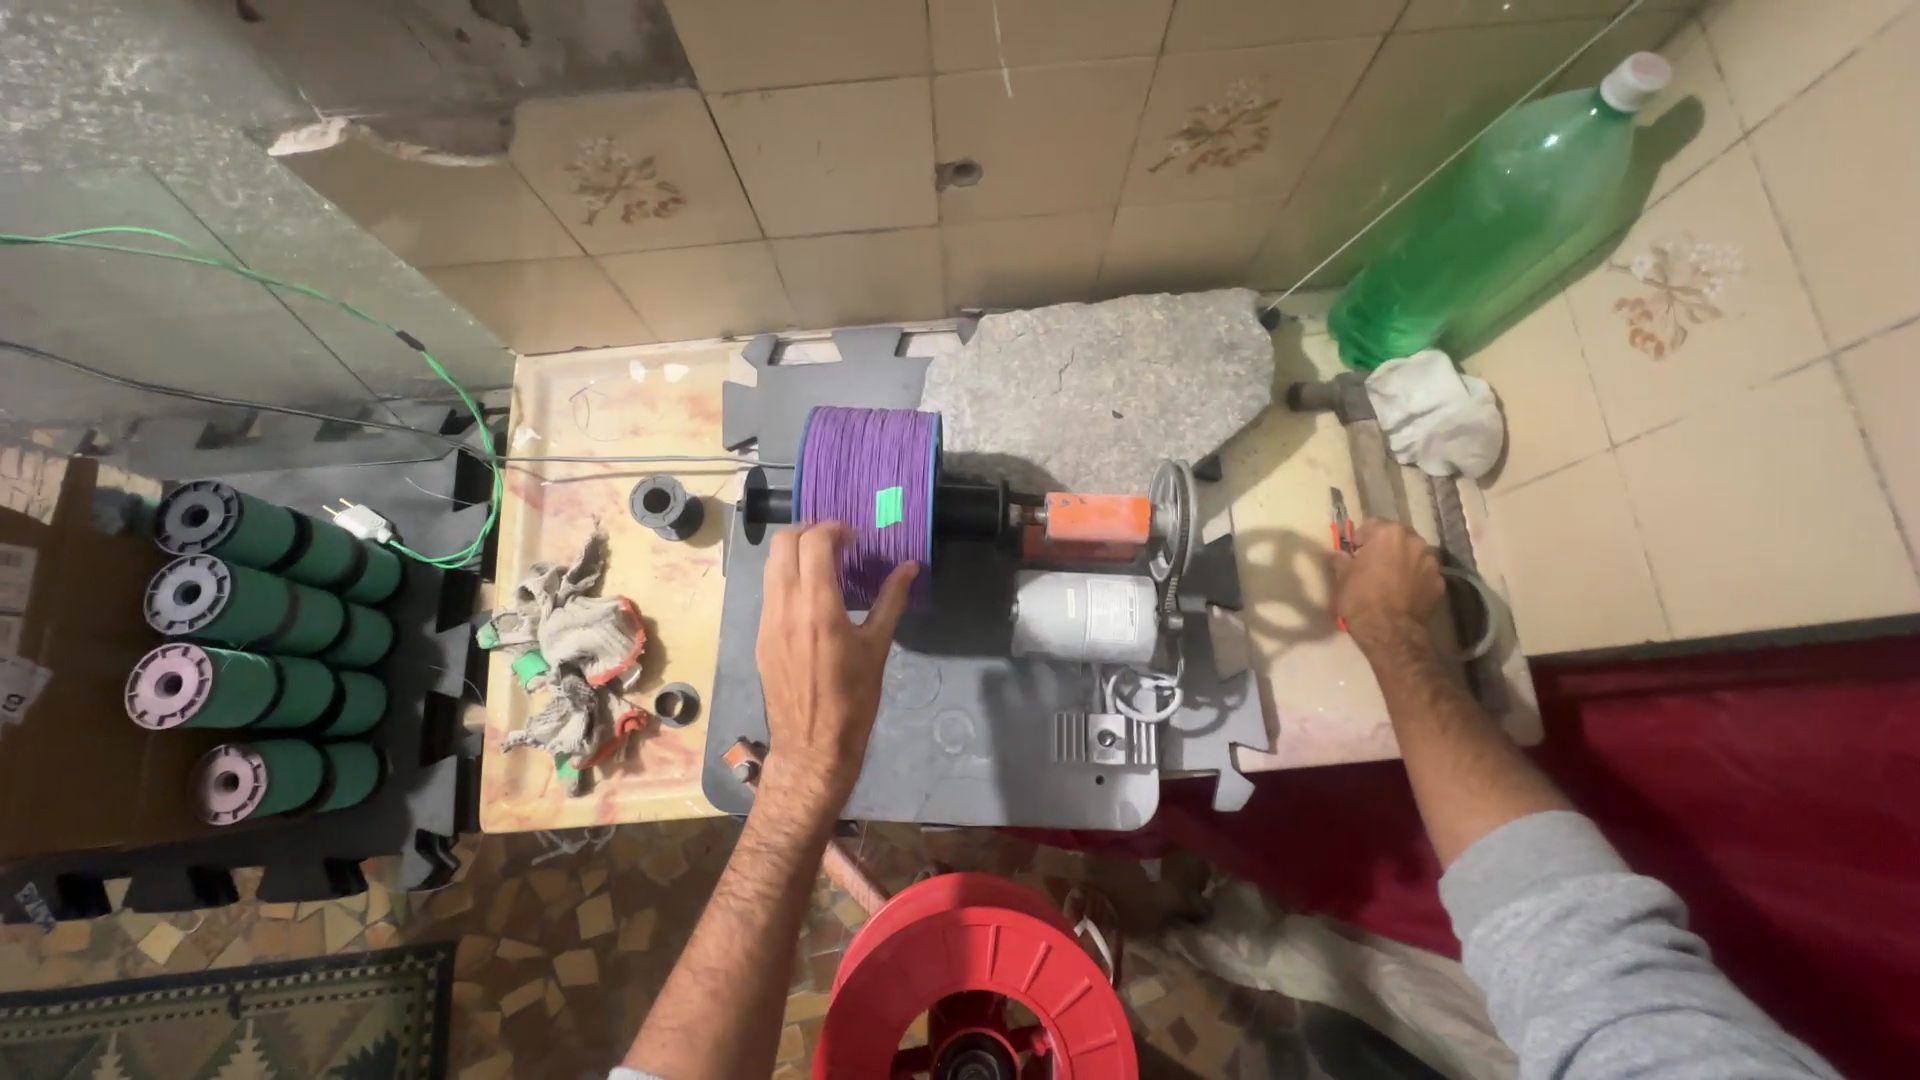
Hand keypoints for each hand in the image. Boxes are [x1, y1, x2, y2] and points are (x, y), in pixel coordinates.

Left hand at [755, 522, 916, 818]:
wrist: (812, 746)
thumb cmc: (854, 699)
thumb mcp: (877, 647)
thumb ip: (891, 600)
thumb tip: (910, 567)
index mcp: (818, 608)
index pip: (813, 542)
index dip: (834, 529)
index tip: (854, 538)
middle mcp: (785, 608)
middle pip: (783, 544)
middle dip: (809, 531)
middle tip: (837, 543)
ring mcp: (767, 622)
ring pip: (771, 566)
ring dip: (795, 553)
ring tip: (824, 565)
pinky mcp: (761, 637)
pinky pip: (770, 592)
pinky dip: (788, 579)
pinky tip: (812, 598)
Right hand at [1333, 520, 1443, 652]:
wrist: (1389, 631)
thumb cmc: (1360, 598)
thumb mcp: (1341, 576)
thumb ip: (1341, 558)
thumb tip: (1338, 553)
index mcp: (1389, 534)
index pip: (1372, 524)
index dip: (1361, 538)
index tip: (1354, 552)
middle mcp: (1415, 542)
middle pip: (1397, 536)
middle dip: (1385, 545)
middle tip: (1372, 563)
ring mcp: (1431, 562)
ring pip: (1413, 553)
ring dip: (1402, 559)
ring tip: (1390, 578)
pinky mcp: (1440, 582)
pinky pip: (1423, 572)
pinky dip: (1414, 577)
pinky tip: (1403, 592)